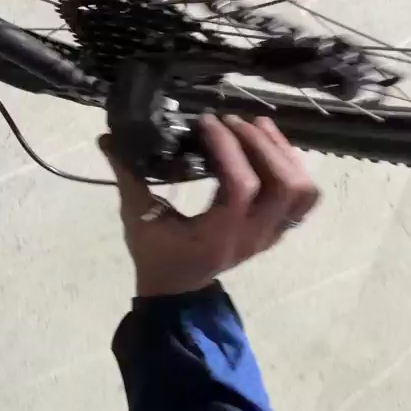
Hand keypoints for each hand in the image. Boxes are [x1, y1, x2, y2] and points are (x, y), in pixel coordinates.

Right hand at [101, 114, 319, 297]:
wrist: (177, 288)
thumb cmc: (156, 253)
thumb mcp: (137, 218)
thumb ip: (128, 177)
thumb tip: (106, 139)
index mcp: (217, 238)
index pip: (241, 187)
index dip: (229, 148)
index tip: (206, 123)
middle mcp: (252, 238)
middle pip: (282, 185)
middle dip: (259, 144)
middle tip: (231, 122)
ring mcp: (270, 235)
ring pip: (300, 189)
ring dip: (282, 152)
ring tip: (255, 127)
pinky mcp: (278, 228)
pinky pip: (303, 197)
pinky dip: (294, 166)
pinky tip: (270, 145)